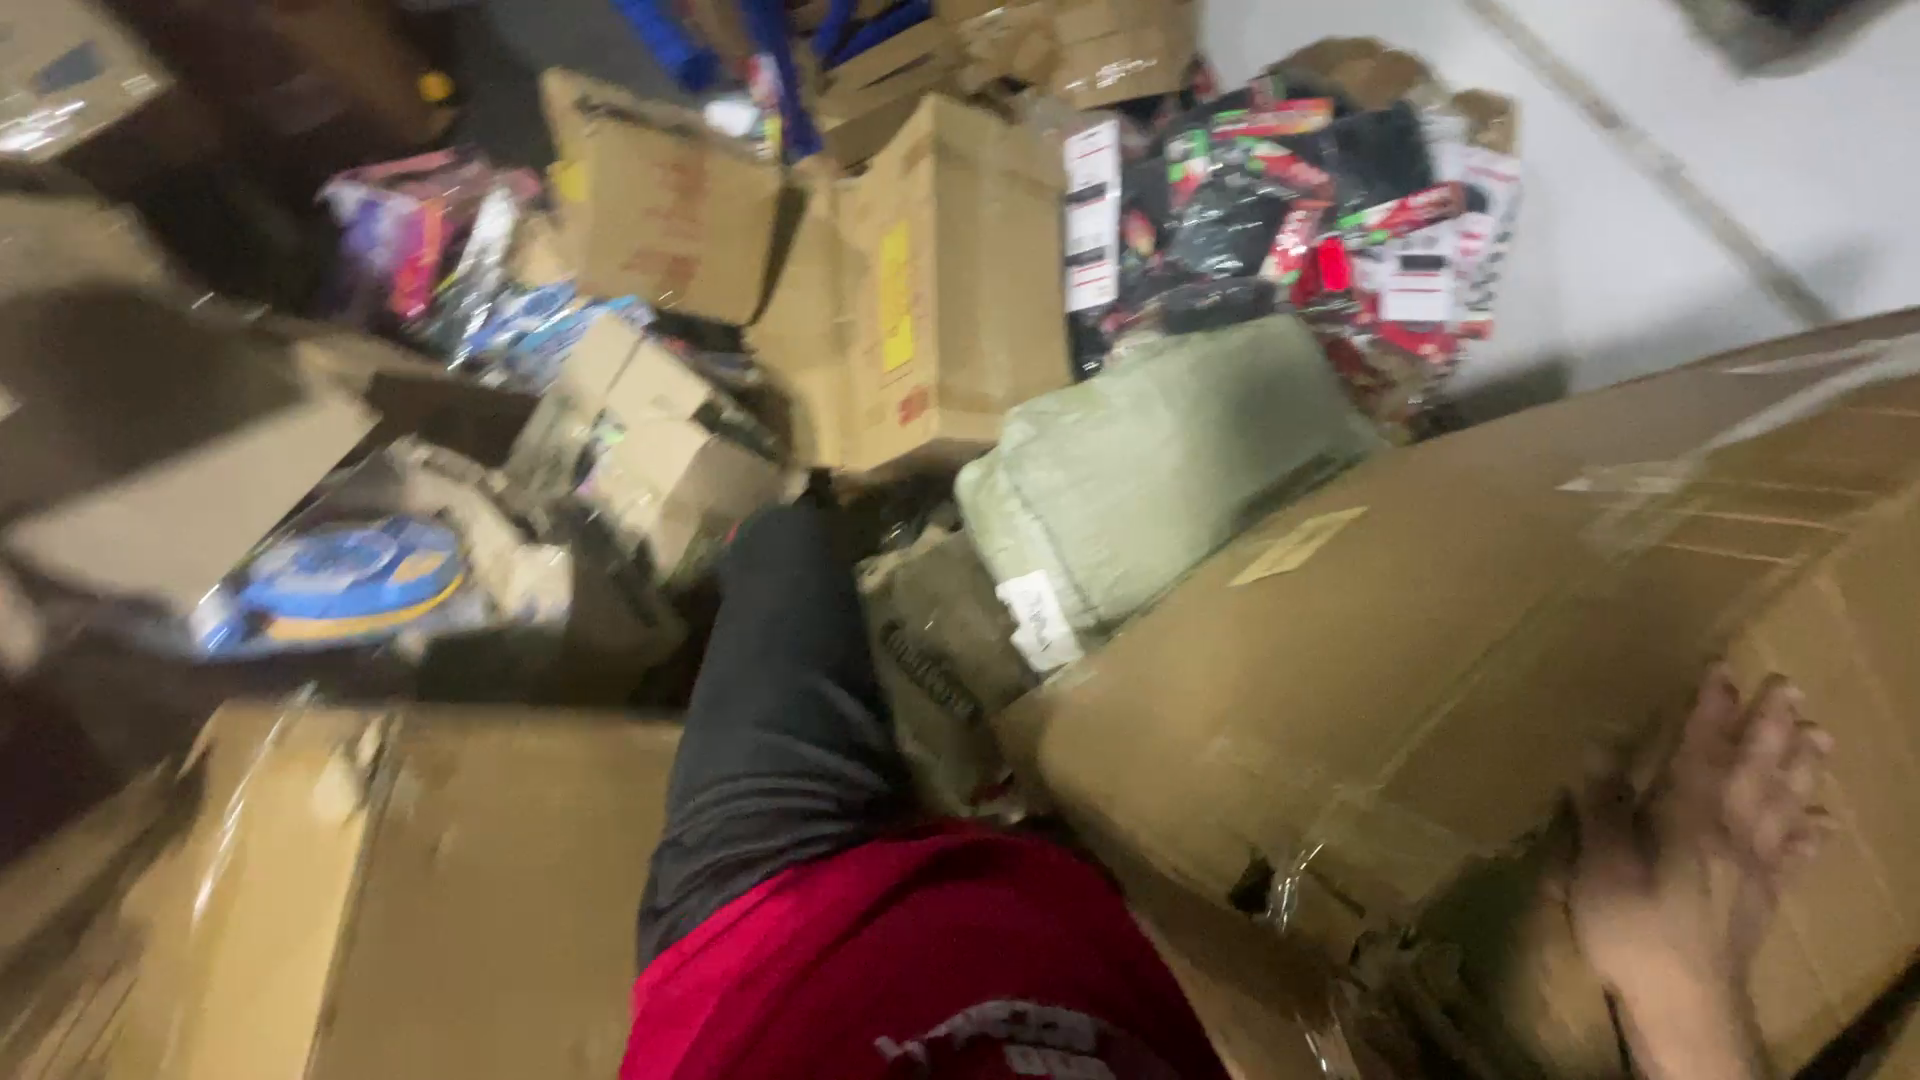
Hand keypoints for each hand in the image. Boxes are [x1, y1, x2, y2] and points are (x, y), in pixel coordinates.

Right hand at [1568, 667, 1833, 1006]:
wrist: (1685, 1004)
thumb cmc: (1629, 928)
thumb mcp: (1598, 865)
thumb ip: (1602, 807)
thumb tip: (1599, 747)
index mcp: (1687, 822)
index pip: (1702, 754)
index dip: (1712, 712)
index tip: (1723, 671)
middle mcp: (1731, 836)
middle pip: (1756, 773)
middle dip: (1771, 728)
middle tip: (1791, 688)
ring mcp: (1754, 869)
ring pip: (1783, 805)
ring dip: (1800, 767)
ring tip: (1820, 734)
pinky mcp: (1761, 897)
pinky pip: (1794, 855)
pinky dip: (1809, 830)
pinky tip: (1820, 817)